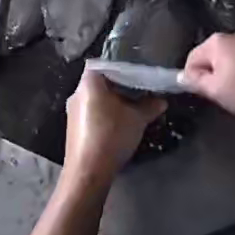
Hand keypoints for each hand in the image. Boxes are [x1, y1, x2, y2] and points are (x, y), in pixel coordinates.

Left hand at [64, 69, 165, 185]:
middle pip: (99, 81)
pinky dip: (105, 114)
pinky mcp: (73, 127)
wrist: (88, 171)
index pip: (103, 64)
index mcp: (88, 82)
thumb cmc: (111, 135)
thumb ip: (149, 106)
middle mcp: (76, 92)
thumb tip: (161, 100)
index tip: (137, 74)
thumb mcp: (137, 119)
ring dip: (113, 102)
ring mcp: (72, 111)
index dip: (120, 67)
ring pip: (95, 98)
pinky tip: (119, 125)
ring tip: (133, 108)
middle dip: (119, 86)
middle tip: (140, 91)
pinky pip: (91, 113)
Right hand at [180, 32, 234, 126]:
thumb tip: (183, 77)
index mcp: (215, 42)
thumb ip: (196, 84)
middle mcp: (234, 36)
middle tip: (224, 97)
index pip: (192, 58)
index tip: (202, 95)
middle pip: (214, 58)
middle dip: (215, 77)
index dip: (192, 78)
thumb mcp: (217, 91)